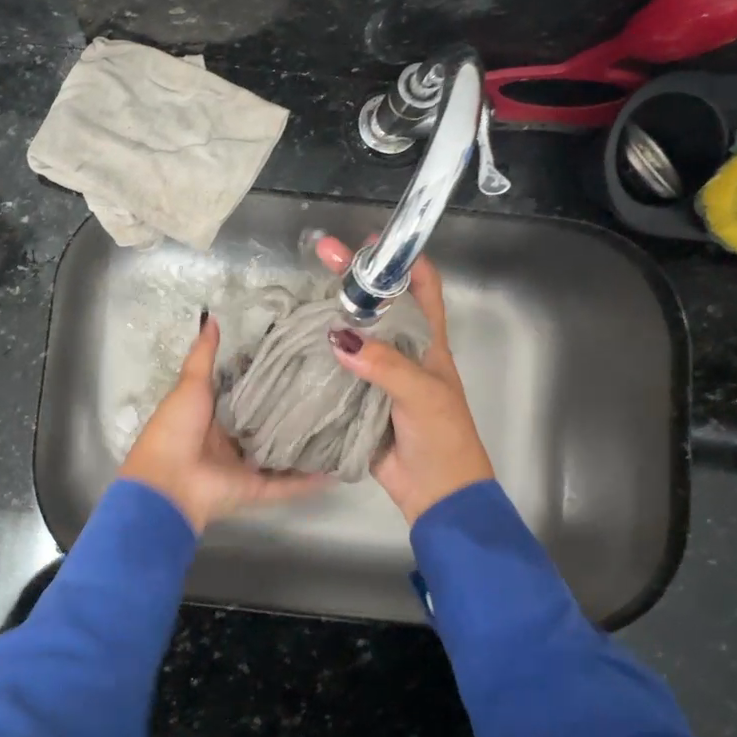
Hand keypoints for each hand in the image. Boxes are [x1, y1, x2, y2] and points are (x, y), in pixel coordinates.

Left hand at [119, 315, 329, 532]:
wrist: (166, 484)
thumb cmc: (174, 429)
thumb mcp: (189, 385)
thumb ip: (204, 356)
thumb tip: (211, 319)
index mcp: (211, 414)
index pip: (245, 393)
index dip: (267, 377)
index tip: (297, 359)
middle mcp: (229, 440)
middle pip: (265, 424)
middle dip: (291, 410)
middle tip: (327, 388)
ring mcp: (244, 466)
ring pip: (280, 454)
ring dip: (305, 446)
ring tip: (341, 427)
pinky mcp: (256, 489)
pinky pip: (288, 484)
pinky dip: (310, 481)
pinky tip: (338, 470)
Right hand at [314, 235, 493, 523]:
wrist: (435, 493)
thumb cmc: (442, 437)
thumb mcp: (422, 394)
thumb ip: (385, 364)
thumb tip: (337, 335)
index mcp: (428, 342)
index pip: (422, 288)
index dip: (402, 260)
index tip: (372, 242)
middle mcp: (402, 350)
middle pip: (377, 304)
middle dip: (351, 278)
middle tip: (320, 254)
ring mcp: (377, 374)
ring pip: (352, 334)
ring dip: (329, 314)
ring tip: (300, 292)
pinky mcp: (355, 398)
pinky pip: (334, 369)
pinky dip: (316, 354)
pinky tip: (293, 340)